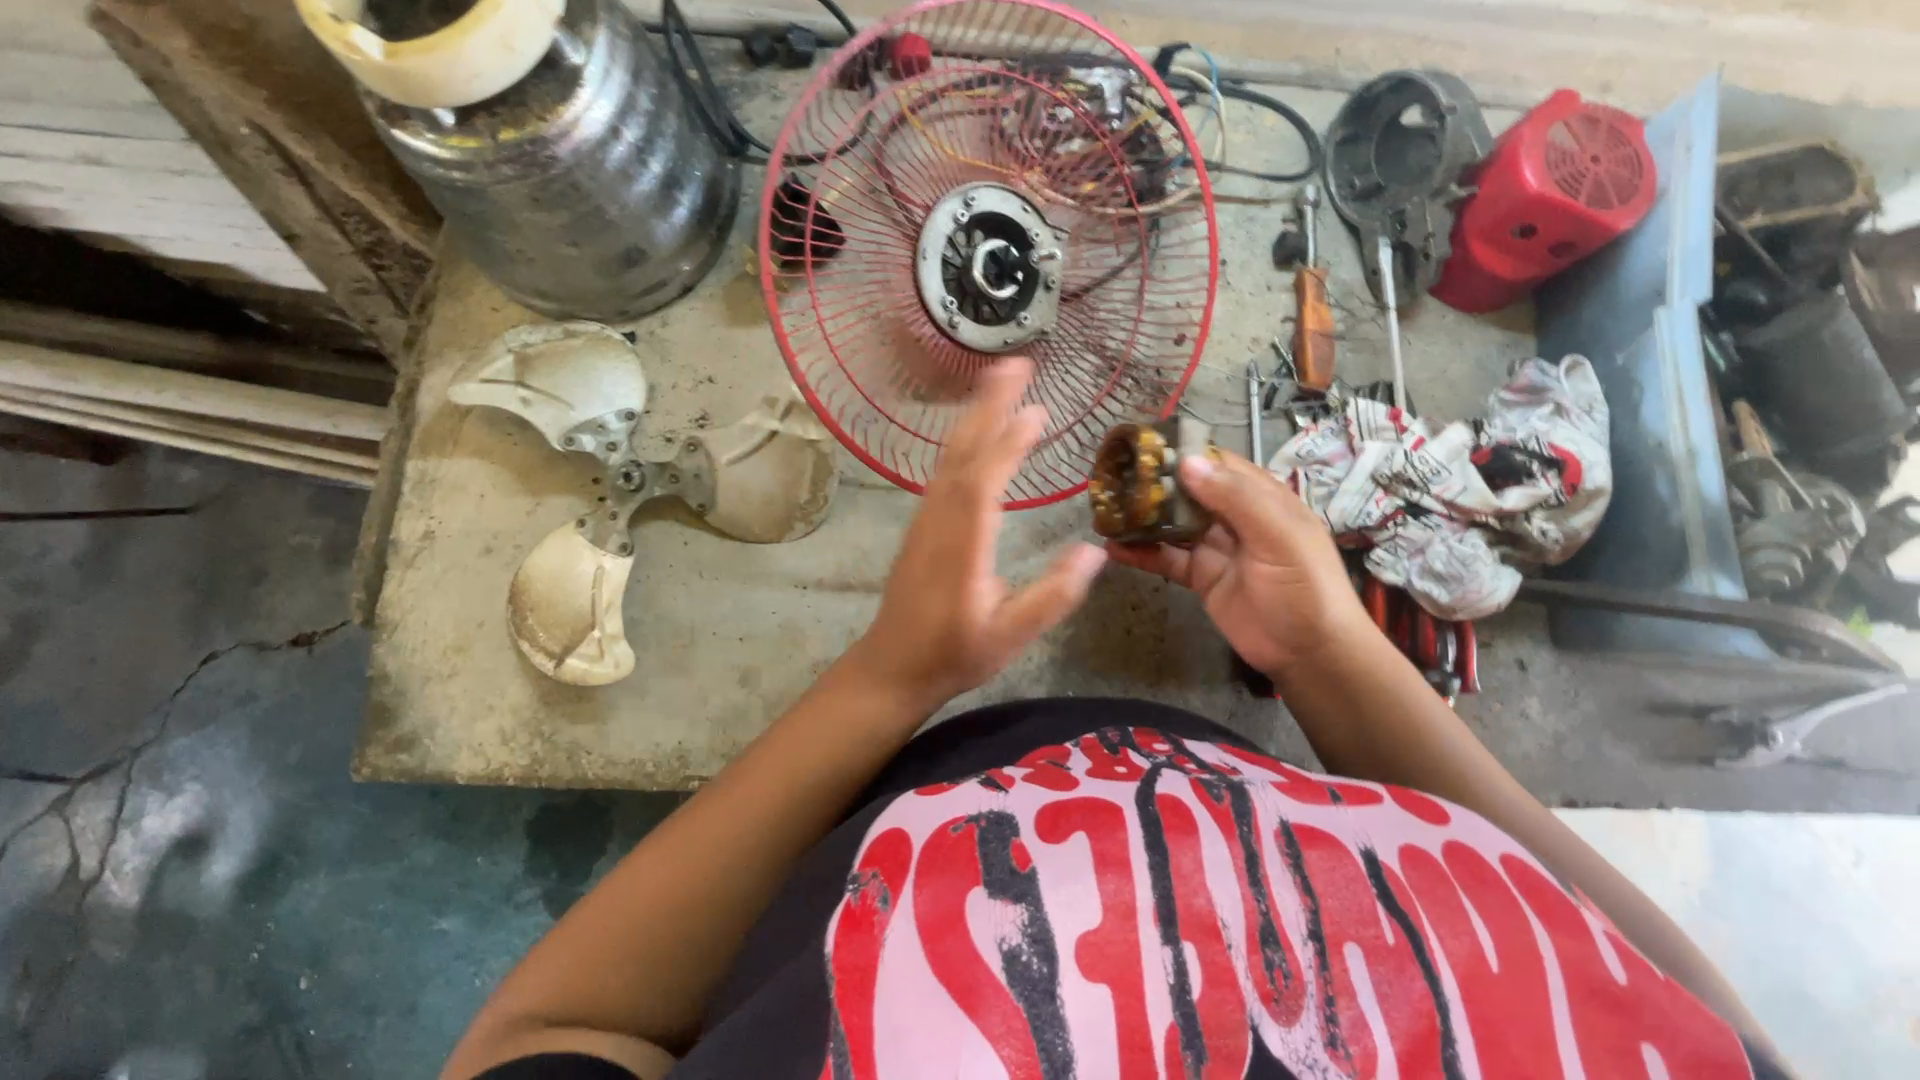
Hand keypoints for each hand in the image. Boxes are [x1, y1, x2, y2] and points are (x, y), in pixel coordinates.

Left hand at [850, 359, 1108, 710]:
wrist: (893, 666)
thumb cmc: (954, 654)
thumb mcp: (1011, 635)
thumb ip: (1053, 596)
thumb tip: (1095, 552)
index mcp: (964, 545)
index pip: (985, 481)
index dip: (1010, 443)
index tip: (1037, 409)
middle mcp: (940, 520)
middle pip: (964, 452)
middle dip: (988, 406)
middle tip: (1015, 364)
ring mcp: (926, 519)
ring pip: (950, 457)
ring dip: (974, 415)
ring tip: (1000, 380)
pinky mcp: (922, 525)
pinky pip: (944, 470)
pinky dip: (963, 441)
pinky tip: (976, 431)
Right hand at [1106, 451, 1369, 682]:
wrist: (1310, 651)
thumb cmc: (1305, 586)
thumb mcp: (1279, 536)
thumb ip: (1236, 498)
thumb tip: (1187, 463)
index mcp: (1261, 497)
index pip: (1218, 464)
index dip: (1185, 454)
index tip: (1144, 448)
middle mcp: (1236, 517)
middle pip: (1190, 491)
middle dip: (1155, 484)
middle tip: (1115, 478)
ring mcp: (1216, 547)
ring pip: (1173, 523)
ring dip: (1144, 517)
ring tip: (1107, 510)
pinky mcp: (1201, 577)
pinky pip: (1167, 559)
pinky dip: (1142, 553)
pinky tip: (1114, 548)